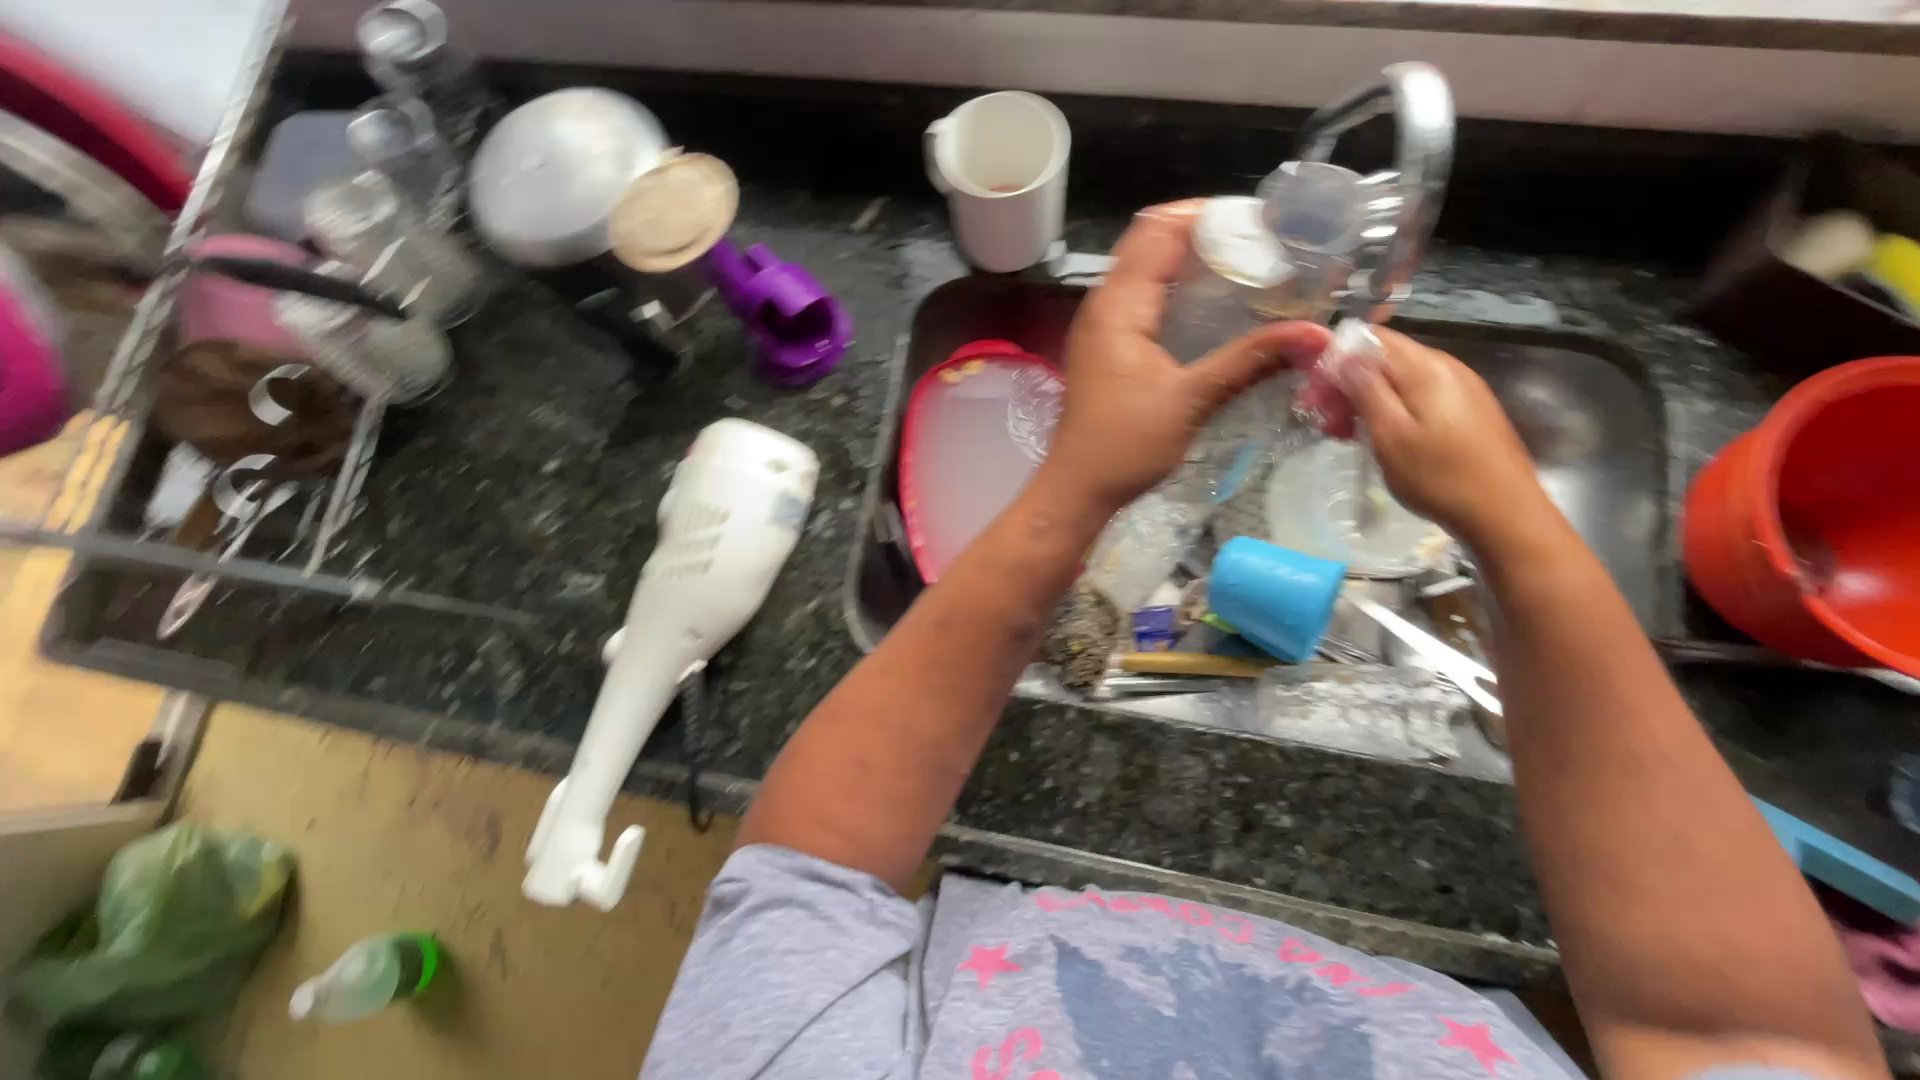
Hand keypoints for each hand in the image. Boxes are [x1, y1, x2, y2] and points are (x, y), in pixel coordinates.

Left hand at [1039, 203, 1334, 513]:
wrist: (1078, 488)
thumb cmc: (1125, 445)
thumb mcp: (1192, 400)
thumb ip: (1251, 360)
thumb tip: (1316, 335)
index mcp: (1117, 305)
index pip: (1158, 229)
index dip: (1206, 214)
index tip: (1259, 220)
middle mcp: (1104, 304)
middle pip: (1151, 241)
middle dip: (1204, 232)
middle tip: (1261, 241)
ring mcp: (1103, 325)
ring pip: (1146, 269)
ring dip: (1190, 260)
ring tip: (1246, 263)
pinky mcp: (1109, 346)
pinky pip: (1144, 297)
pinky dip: (1177, 289)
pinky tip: (1214, 304)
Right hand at [1345, 326, 1554, 549]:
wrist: (1504, 514)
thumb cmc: (1439, 477)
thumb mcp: (1390, 435)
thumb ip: (1366, 388)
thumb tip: (1344, 353)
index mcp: (1426, 368)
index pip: (1371, 338)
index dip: (1337, 359)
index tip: (1318, 395)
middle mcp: (1447, 367)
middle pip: (1385, 358)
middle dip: (1348, 384)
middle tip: (1327, 425)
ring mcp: (1462, 387)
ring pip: (1400, 379)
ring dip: (1367, 400)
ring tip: (1349, 436)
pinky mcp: (1469, 409)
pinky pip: (1419, 395)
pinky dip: (1393, 410)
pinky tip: (1384, 439)